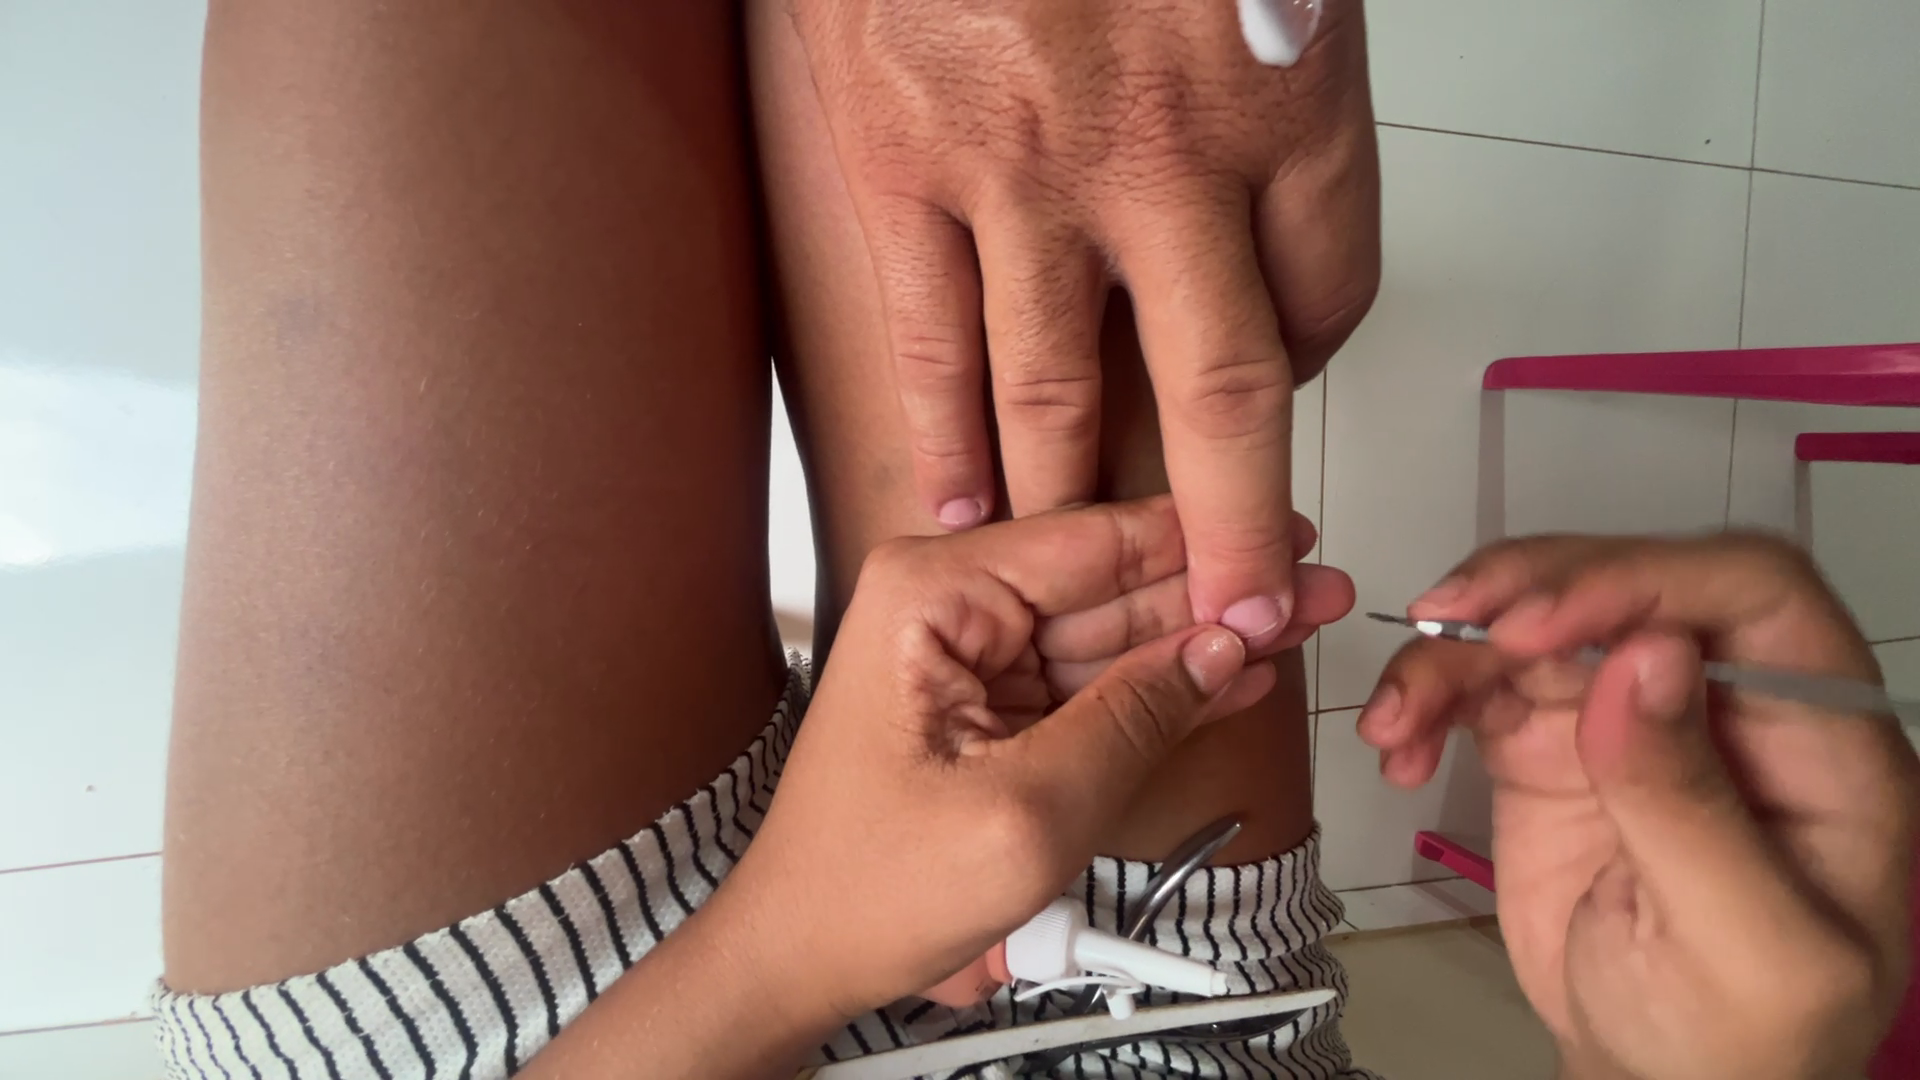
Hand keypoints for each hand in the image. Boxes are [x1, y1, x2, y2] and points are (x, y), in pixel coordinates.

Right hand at [786, 0, 1379, 646]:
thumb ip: (1285, 104)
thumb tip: (1267, 260)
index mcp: (1278, 90)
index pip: (1326, 293)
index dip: (1307, 369)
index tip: (1277, 400)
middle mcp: (1158, 156)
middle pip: (1219, 392)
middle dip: (1230, 527)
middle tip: (1238, 616)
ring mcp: (1022, 177)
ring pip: (1060, 391)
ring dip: (1074, 505)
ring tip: (1079, 582)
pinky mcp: (909, 176)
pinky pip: (938, 343)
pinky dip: (948, 439)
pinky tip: (960, 505)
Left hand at [915, 508, 1353, 1006]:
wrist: (806, 949)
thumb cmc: (871, 884)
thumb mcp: (1026, 809)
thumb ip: (1131, 719)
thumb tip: (1218, 651)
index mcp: (932, 592)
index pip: (1088, 542)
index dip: (1195, 545)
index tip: (1282, 543)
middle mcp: (949, 602)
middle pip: (1106, 584)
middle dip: (1209, 595)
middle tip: (1309, 591)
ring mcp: (972, 651)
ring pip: (1107, 634)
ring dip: (1195, 642)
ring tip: (1289, 632)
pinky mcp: (992, 698)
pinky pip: (1087, 682)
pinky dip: (1154, 689)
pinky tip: (1225, 680)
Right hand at [1359, 534, 1917, 1079]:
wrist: (1645, 1065)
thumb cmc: (1731, 1030)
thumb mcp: (1747, 943)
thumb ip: (1693, 801)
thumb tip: (1644, 658)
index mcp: (1805, 735)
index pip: (1739, 592)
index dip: (1633, 580)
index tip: (1527, 626)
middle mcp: (1701, 698)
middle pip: (1606, 587)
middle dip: (1513, 590)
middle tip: (1437, 621)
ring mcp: (1607, 713)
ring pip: (1513, 631)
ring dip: (1437, 659)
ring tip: (1390, 725)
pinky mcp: (1531, 737)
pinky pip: (1464, 687)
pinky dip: (1417, 704)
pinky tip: (1396, 752)